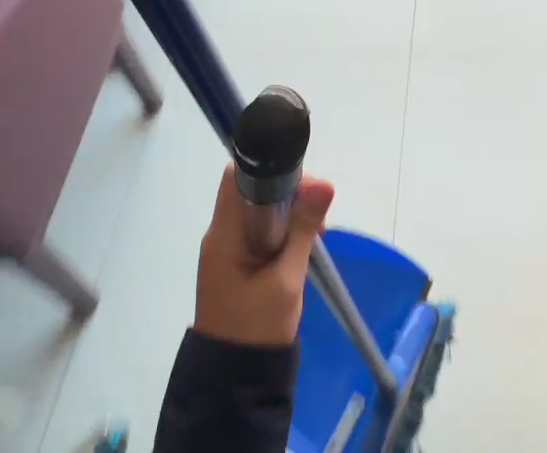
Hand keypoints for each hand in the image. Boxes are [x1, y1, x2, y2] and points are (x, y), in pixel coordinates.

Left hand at [192, 164, 334, 347]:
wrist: (234, 377)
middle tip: (317, 212)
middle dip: (287, 191)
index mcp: (224, 233)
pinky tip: (302, 243)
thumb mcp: (286, 279)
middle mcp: (221, 232)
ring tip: (315, 231)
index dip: (269, 169)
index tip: (304, 183)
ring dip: (288, 211)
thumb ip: (303, 229)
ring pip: (258, 207)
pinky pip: (259, 227)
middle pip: (251, 188)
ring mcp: (227, 246)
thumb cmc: (257, 327)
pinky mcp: (237, 258)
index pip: (237, 177)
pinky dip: (282, 228)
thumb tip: (325, 182)